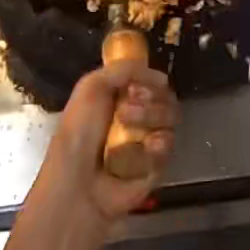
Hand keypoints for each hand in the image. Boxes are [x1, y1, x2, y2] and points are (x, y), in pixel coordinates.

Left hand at [31, 60, 178, 233]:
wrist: (79, 181)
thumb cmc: (79, 133)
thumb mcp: (90, 87)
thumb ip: (123, 68)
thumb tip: (160, 76)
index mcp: (119, 98)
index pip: (151, 81)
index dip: (148, 80)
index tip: (134, 88)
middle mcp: (136, 117)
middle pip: (166, 97)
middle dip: (151, 98)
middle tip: (127, 108)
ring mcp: (148, 141)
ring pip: (171, 118)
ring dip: (152, 117)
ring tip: (127, 126)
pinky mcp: (157, 165)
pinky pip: (169, 145)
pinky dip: (159, 144)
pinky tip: (148, 147)